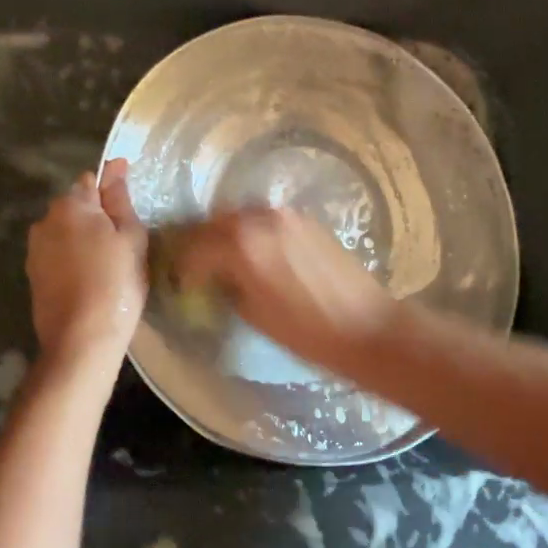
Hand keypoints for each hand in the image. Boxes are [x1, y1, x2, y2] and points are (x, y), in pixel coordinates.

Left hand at [26, 159, 147, 368]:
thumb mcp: (130, 236)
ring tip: (107, 263)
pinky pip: (57, 255)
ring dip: (82, 238)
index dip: (111, 192)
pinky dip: (72, 259)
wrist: (82, 340)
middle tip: (122, 242)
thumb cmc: (116, 282)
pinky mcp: (33, 275)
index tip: (128, 212)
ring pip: (65, 232)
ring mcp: (35, 249)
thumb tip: (114, 165)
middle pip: (76, 206)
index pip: (91, 181)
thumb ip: (120, 199)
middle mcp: (46, 220)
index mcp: (71, 205)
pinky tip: (90, 278)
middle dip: (95, 216)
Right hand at [176, 207, 396, 366]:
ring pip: (241, 216)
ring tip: (223, 258)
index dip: (183, 265)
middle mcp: (260, 219)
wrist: (366, 327)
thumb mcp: (253, 315)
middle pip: (215, 222)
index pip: (195, 246)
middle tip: (196, 265)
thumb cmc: (307, 332)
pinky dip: (252, 231)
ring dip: (226, 233)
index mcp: (242, 245)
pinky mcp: (306, 220)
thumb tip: (214, 278)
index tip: (180, 281)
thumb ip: (227, 287)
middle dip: (201, 242)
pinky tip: (254, 253)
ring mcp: (286, 215)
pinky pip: (266, 219)